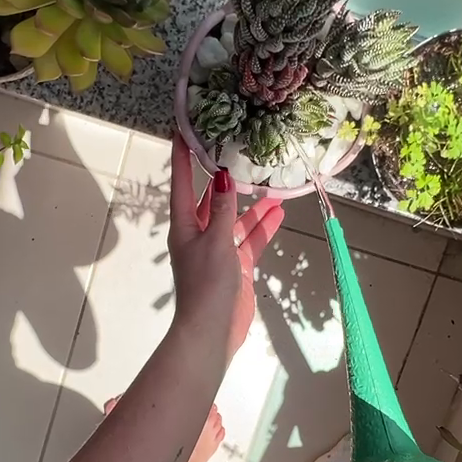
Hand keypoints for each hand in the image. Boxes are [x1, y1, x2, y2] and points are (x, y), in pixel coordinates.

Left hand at [168, 137, 283, 358]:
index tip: (183, 129)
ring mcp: (218, 251)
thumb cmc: (207, 284)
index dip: (182, 158)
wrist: (212, 331)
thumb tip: (222, 177)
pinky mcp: (236, 266)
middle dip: (225, 178)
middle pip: (211, 200)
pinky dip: (262, 228)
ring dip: (252, 205)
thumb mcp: (215, 242)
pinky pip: (250, 240)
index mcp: (184, 226)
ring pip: (236, 219)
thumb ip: (222, 210)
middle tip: (239, 149)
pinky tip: (279, 213)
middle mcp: (199, 234)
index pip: (182, 184)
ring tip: (272, 183)